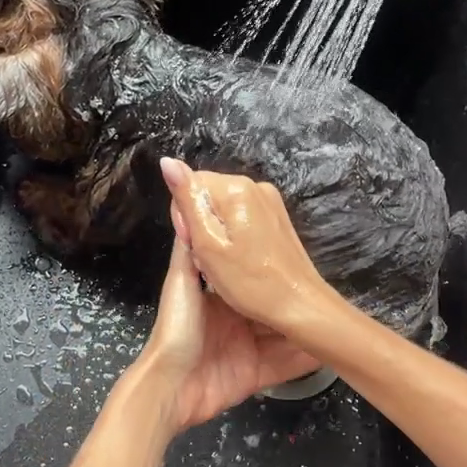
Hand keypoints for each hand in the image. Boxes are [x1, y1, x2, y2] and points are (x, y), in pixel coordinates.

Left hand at [132, 231, 318, 436]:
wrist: (170, 386)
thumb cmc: (175, 330)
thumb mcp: (181, 283)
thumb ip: (190, 253)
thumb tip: (189, 211)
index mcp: (219, 300)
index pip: (251, 281)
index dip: (271, 272)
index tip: (296, 258)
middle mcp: (236, 322)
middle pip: (272, 308)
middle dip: (294, 300)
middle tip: (324, 287)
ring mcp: (248, 350)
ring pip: (284, 335)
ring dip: (306, 327)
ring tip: (335, 314)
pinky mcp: (257, 375)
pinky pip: (286, 364)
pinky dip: (307, 358)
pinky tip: (329, 347)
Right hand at [158, 157, 336, 337]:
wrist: (299, 305)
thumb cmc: (248, 282)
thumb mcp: (208, 243)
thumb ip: (187, 199)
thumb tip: (167, 162)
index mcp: (235, 189)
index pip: (189, 184)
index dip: (184, 216)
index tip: (195, 246)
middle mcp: (255, 185)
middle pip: (207, 194)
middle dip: (200, 224)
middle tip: (209, 259)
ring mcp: (269, 200)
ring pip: (222, 207)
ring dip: (215, 232)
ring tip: (225, 263)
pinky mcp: (276, 215)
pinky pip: (241, 215)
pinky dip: (233, 234)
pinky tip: (239, 259)